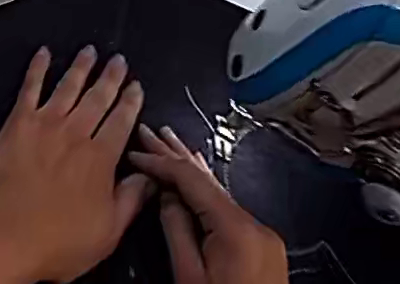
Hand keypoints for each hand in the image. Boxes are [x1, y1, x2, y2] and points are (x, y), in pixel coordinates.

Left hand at [0, 46, 150, 282]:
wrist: (4, 232)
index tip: (136, 86)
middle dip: (111, 77)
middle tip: (119, 60)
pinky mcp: (19, 121)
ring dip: (81, 67)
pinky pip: (31, 87)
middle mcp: (77, 132)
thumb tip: (149, 177)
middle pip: (98, 98)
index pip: (121, 122)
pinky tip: (43, 53)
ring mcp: (47, 122)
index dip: (130, 102)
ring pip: (69, 86)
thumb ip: (130, 201)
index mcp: (100, 158)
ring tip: (89, 51)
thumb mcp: (106, 233)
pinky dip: (38, 68)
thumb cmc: (55, 240)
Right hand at [130, 126, 287, 283]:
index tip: (135, 149)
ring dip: (191, 170)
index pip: (192, 180)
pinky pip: (229, 210)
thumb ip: (176, 230)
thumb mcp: (189, 279)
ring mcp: (263, 234)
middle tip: (148, 130)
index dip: (161, 162)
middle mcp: (254, 222)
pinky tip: (198, 172)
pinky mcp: (264, 247)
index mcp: (236, 227)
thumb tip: (166, 193)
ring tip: (167, 140)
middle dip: (175, 155)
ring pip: (219, 193)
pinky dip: (208, 193)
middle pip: (207, 181)